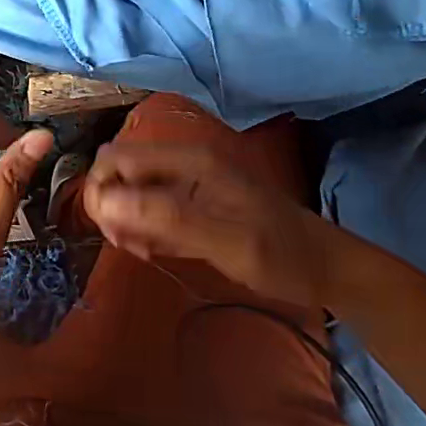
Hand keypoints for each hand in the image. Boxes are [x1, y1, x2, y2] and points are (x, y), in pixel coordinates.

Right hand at [82, 139, 331, 308]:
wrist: (325, 268)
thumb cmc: (280, 255)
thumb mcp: (226, 241)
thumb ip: (165, 219)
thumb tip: (104, 202)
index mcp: (190, 159)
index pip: (117, 157)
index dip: (100, 189)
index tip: (108, 230)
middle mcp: (183, 162)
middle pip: (119, 169)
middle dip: (110, 204)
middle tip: (124, 243)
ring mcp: (187, 180)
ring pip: (130, 188)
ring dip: (124, 218)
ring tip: (141, 251)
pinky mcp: (191, 200)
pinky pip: (148, 205)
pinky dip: (141, 226)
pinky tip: (153, 250)